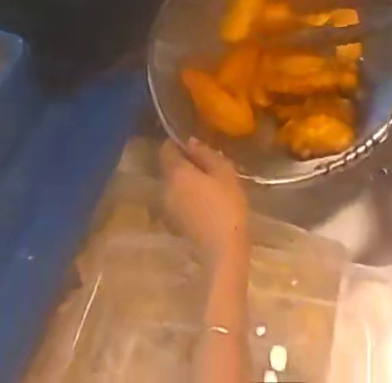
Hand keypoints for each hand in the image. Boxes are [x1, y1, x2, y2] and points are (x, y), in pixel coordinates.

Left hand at [160, 139, 248, 264]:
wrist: (223, 250)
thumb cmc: (226, 204)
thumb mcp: (223, 172)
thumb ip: (205, 153)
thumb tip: (191, 141)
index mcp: (176, 172)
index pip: (166, 149)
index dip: (177, 142)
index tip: (194, 143)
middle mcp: (166, 188)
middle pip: (168, 167)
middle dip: (183, 161)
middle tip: (206, 161)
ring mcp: (168, 207)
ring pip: (173, 184)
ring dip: (186, 179)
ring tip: (208, 180)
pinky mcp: (174, 222)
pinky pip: (177, 199)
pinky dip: (187, 194)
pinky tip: (205, 199)